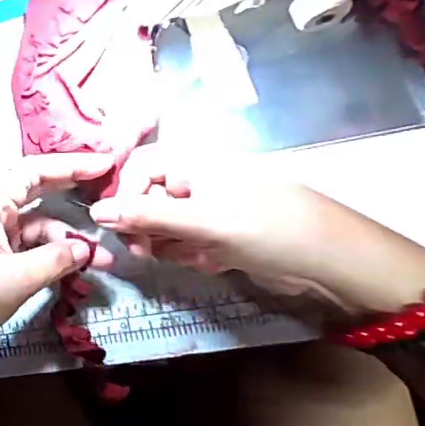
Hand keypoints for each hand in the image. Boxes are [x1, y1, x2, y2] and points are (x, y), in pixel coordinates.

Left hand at [0, 153, 118, 383]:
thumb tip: (88, 249)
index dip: (73, 165)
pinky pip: (28, 243)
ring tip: (102, 259)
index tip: (108, 163)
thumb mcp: (14, 280)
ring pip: (37, 223)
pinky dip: (50, 252)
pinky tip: (76, 266)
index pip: (35, 171)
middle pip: (38, 191)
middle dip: (74, 194)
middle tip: (111, 192)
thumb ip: (55, 260)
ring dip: (66, 239)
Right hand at [87, 145, 424, 314]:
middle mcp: (198, 181)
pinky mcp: (222, 235)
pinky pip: (188, 244)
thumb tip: (96, 212)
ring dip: (172, 247)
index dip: (124, 195)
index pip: (139, 167)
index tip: (121, 228)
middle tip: (150, 253)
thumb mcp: (201, 222)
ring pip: (166, 227)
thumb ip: (147, 217)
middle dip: (147, 229)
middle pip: (148, 199)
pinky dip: (194, 256)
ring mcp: (211, 209)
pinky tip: (215, 263)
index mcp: (194, 162)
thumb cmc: (264, 228)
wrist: (328, 261)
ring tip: (197, 256)